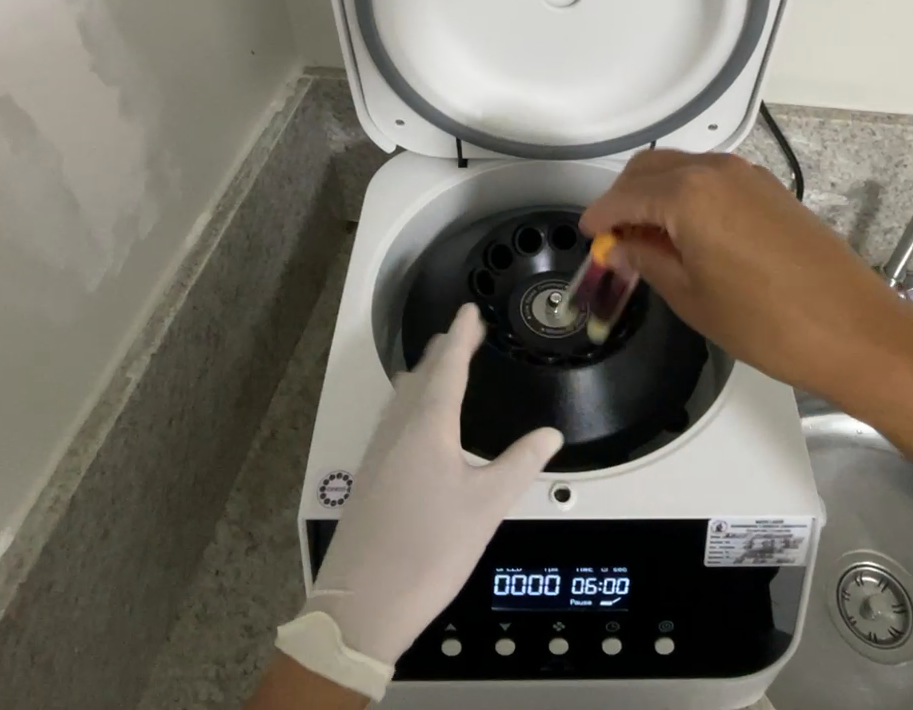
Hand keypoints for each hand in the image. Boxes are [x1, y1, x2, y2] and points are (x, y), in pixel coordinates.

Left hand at [303, 306, 562, 664]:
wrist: (362, 604)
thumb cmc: (429, 551)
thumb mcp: (486, 507)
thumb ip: (520, 464)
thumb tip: (550, 434)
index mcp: (428, 427)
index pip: (448, 367)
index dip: (461, 336)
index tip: (468, 310)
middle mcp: (398, 430)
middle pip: (421, 376)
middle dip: (443, 350)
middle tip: (463, 331)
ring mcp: (378, 452)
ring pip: (402, 396)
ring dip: (424, 373)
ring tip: (440, 362)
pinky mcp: (369, 475)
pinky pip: (392, 418)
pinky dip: (410, 399)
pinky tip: (414, 417)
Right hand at [580, 151, 912, 396]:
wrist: (856, 331)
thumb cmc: (767, 323)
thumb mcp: (691, 297)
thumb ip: (648, 261)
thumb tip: (622, 247)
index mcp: (688, 194)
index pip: (625, 196)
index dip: (600, 217)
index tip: (589, 237)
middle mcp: (717, 171)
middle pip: (650, 169)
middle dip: (624, 198)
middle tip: (614, 239)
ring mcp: (749, 177)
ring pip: (683, 170)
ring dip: (656, 195)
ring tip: (648, 240)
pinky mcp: (771, 191)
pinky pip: (713, 180)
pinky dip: (687, 197)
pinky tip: (687, 234)